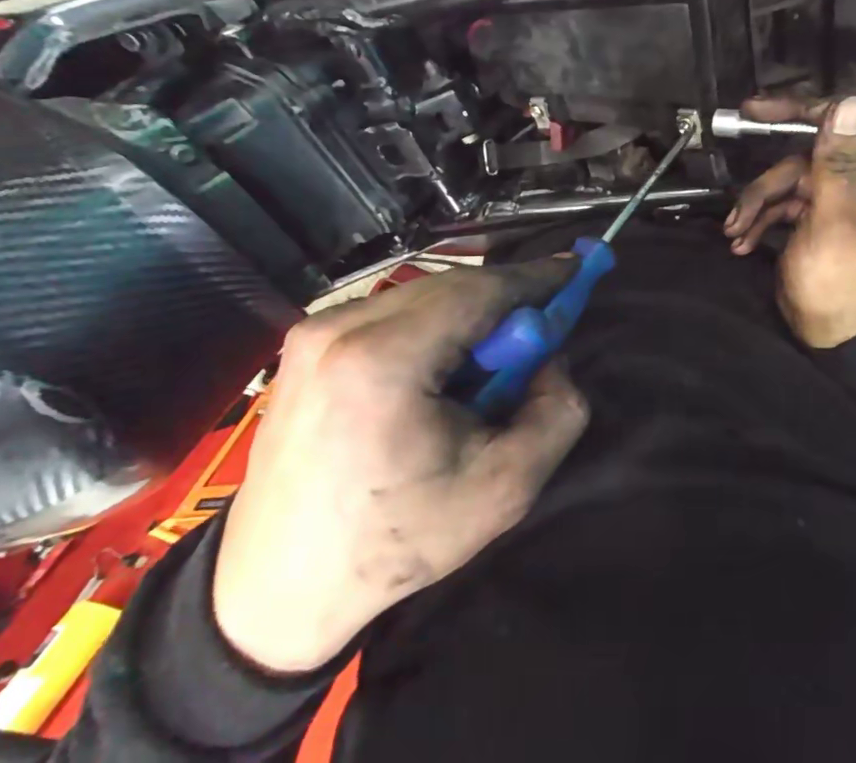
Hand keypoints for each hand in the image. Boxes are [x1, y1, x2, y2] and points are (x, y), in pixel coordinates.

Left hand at [212, 262, 588, 673]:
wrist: (279, 585)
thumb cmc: (395, 542)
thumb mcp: (504, 489)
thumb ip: (556, 412)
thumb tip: (552, 361)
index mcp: (384, 359)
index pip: (479, 290)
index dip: (534, 278)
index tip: (576, 270)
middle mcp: (339, 328)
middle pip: (449, 287)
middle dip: (502, 304)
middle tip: (538, 339)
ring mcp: (312, 333)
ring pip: (419, 297)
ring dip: (465, 319)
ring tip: (480, 377)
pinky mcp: (302, 347)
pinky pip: (387, 315)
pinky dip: (428, 330)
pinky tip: (433, 381)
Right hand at [723, 90, 855, 348]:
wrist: (820, 336)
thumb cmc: (841, 286)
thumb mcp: (837, 223)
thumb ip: (839, 164)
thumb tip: (848, 104)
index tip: (811, 104)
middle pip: (832, 136)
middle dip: (786, 139)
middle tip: (750, 115)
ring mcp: (840, 193)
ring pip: (796, 167)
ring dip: (761, 195)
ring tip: (736, 228)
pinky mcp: (814, 209)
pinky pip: (784, 194)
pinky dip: (760, 212)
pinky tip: (741, 237)